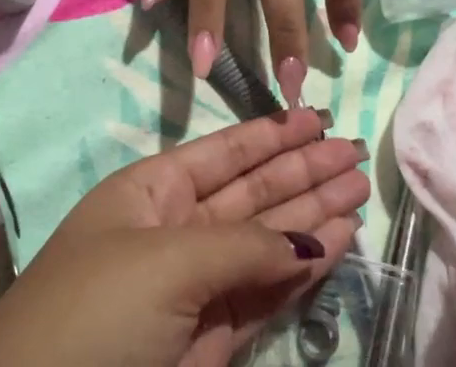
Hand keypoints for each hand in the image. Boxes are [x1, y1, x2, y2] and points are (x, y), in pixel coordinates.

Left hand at [0, 109, 370, 366]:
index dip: (268, 135)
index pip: (220, 154)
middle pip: (251, 191)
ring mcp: (195, 288)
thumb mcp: (163, 261)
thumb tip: (308, 243)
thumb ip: (243, 245)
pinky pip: (268, 291)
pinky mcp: (212, 340)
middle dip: (302, 170)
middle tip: (355, 149)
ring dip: (313, 214)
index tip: (315, 116)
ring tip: (360, 187)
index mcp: (147, 194)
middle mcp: (174, 232)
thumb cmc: (95, 310)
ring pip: (267, 240)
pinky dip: (305, 267)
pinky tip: (339, 239)